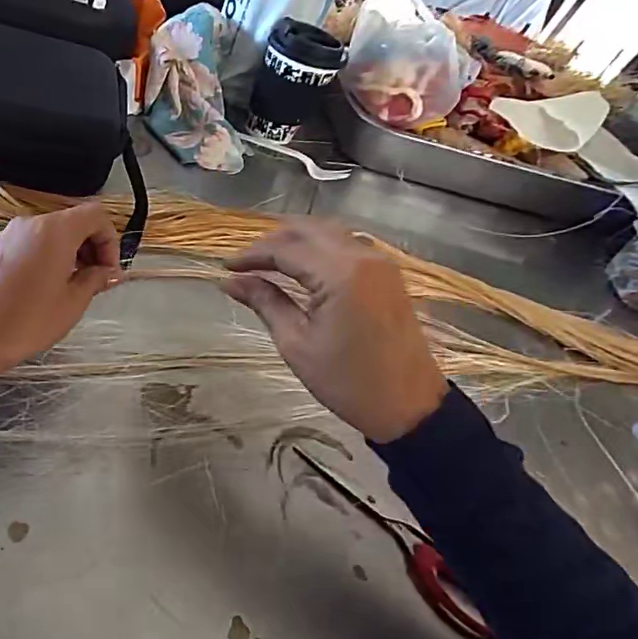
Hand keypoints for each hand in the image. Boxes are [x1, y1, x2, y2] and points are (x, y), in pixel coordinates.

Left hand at [0, 204, 123, 386]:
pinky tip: (47, 288)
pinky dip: (48, 257)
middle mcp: (31, 224)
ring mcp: (10, 234)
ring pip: (52, 233)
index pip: (95, 214)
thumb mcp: (71, 303)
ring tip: (73, 288)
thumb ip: (96, 279)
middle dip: (91, 247)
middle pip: (73, 221)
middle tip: (96, 282)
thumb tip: (110, 271)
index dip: (111, 240)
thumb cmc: (24, 322)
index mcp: (54, 230)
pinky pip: (32, 243)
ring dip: (70, 253)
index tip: (110, 271)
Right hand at [222, 222, 447, 442]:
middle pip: (309, 230)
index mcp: (340, 275)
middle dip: (272, 241)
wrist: (411, 408)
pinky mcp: (387, 276)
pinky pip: (346, 246)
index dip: (252, 255)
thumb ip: (264, 302)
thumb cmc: (347, 380)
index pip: (286, 250)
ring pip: (329, 233)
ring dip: (296, 241)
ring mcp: (380, 265)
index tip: (226, 268)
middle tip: (245, 262)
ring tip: (267, 262)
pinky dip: (318, 248)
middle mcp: (363, 259)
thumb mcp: (295, 342)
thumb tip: (229, 282)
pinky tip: (299, 267)